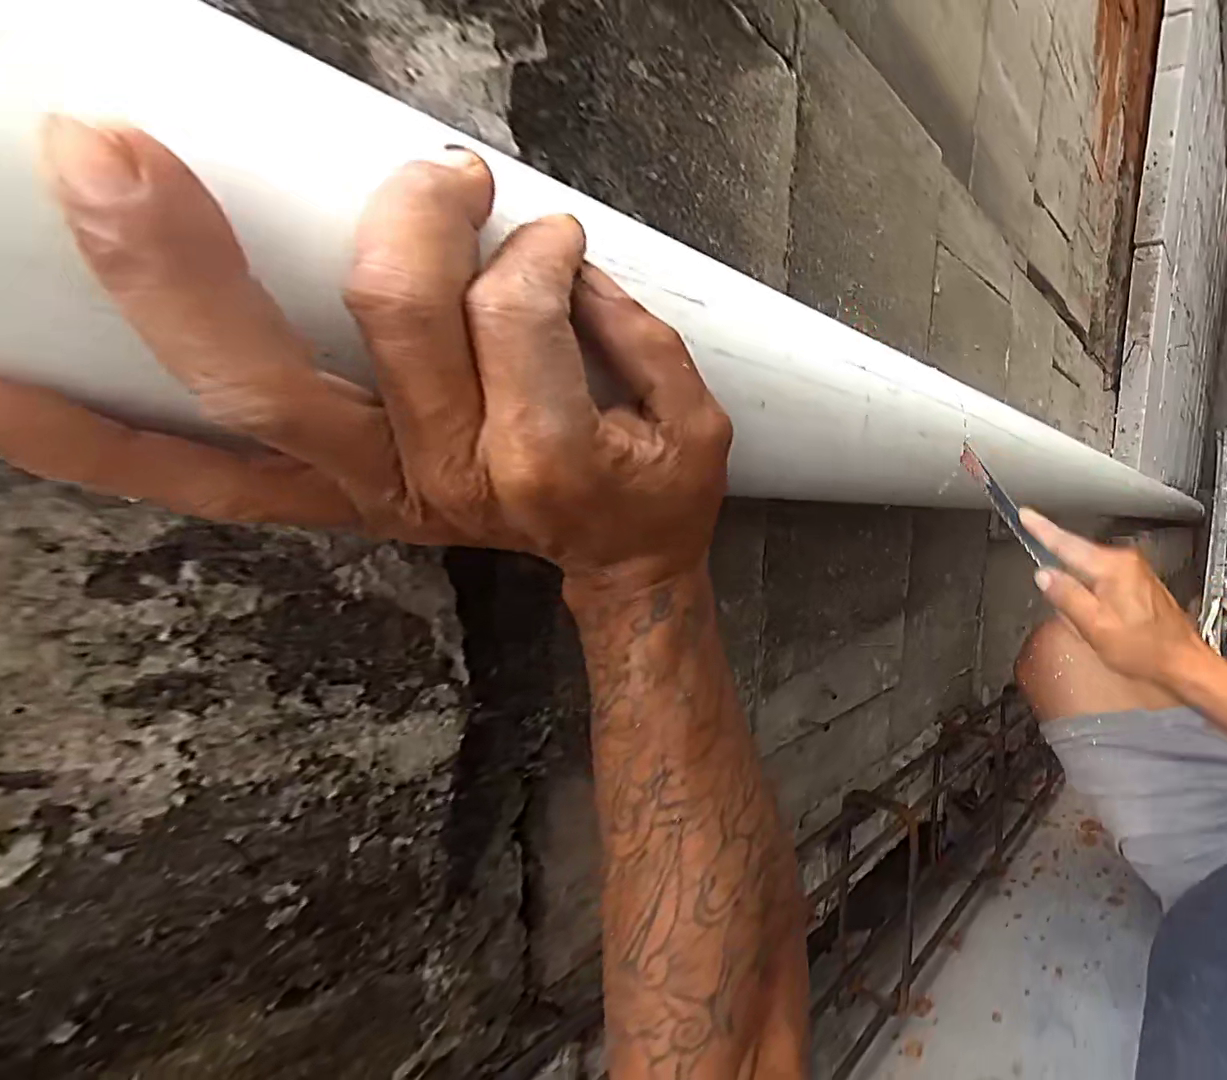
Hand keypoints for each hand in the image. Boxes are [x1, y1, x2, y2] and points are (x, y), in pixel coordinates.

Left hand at [0, 118, 730, 592]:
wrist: (628, 568)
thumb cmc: (666, 499)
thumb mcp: (696, 425)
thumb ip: (643, 341)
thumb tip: (566, 262)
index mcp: (554, 455)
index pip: (520, 318)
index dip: (538, 255)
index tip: (556, 233)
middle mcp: (456, 472)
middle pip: (392, 317)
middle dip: (413, 221)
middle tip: (440, 170)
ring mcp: (385, 489)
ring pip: (262, 384)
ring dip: (175, 273)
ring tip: (102, 159)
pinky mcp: (345, 502)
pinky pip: (209, 482)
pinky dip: (97, 439)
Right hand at [1021, 509, 1211, 685]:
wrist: (1182, 661)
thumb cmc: (1146, 649)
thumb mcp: (1095, 626)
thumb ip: (1066, 596)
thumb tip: (1044, 575)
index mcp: (1112, 567)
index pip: (1067, 543)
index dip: (1042, 529)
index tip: (1026, 515)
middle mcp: (1125, 562)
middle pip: (1078, 555)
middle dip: (1061, 570)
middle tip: (1056, 597)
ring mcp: (1134, 569)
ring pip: (1091, 568)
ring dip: (1079, 585)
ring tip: (1086, 619)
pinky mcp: (1138, 580)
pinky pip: (1104, 577)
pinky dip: (1094, 590)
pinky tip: (1101, 616)